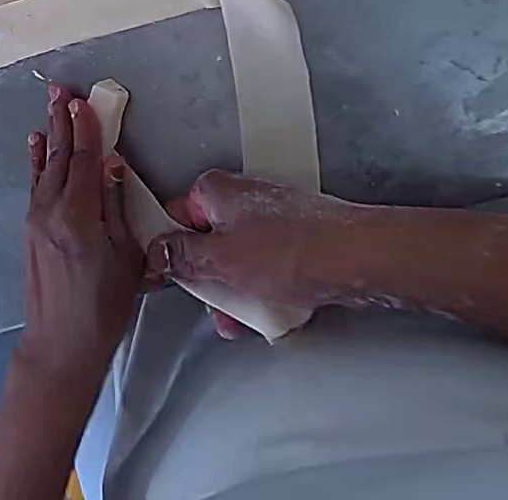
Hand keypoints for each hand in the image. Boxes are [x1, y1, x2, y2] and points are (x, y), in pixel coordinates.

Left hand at [14, 83, 142, 385]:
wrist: (58, 346)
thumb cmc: (103, 306)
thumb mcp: (126, 257)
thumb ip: (116, 206)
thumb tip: (113, 163)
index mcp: (78, 215)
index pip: (85, 159)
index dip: (86, 127)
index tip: (83, 100)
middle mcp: (51, 209)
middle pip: (60, 155)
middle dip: (63, 120)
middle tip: (60, 89)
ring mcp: (35, 218)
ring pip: (45, 166)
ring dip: (51, 134)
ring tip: (51, 106)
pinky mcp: (29, 228)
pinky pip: (35, 184)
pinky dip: (37, 161)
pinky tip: (37, 144)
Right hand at [147, 169, 383, 315]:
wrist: (353, 259)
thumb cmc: (289, 252)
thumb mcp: (219, 261)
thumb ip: (180, 256)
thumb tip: (154, 252)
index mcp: (213, 190)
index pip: (174, 218)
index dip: (169, 252)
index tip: (170, 278)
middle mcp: (238, 196)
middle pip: (206, 241)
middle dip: (208, 279)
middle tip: (215, 305)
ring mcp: (265, 215)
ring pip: (235, 257)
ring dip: (234, 290)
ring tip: (244, 318)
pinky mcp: (288, 235)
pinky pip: (262, 263)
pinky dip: (260, 286)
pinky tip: (268, 310)